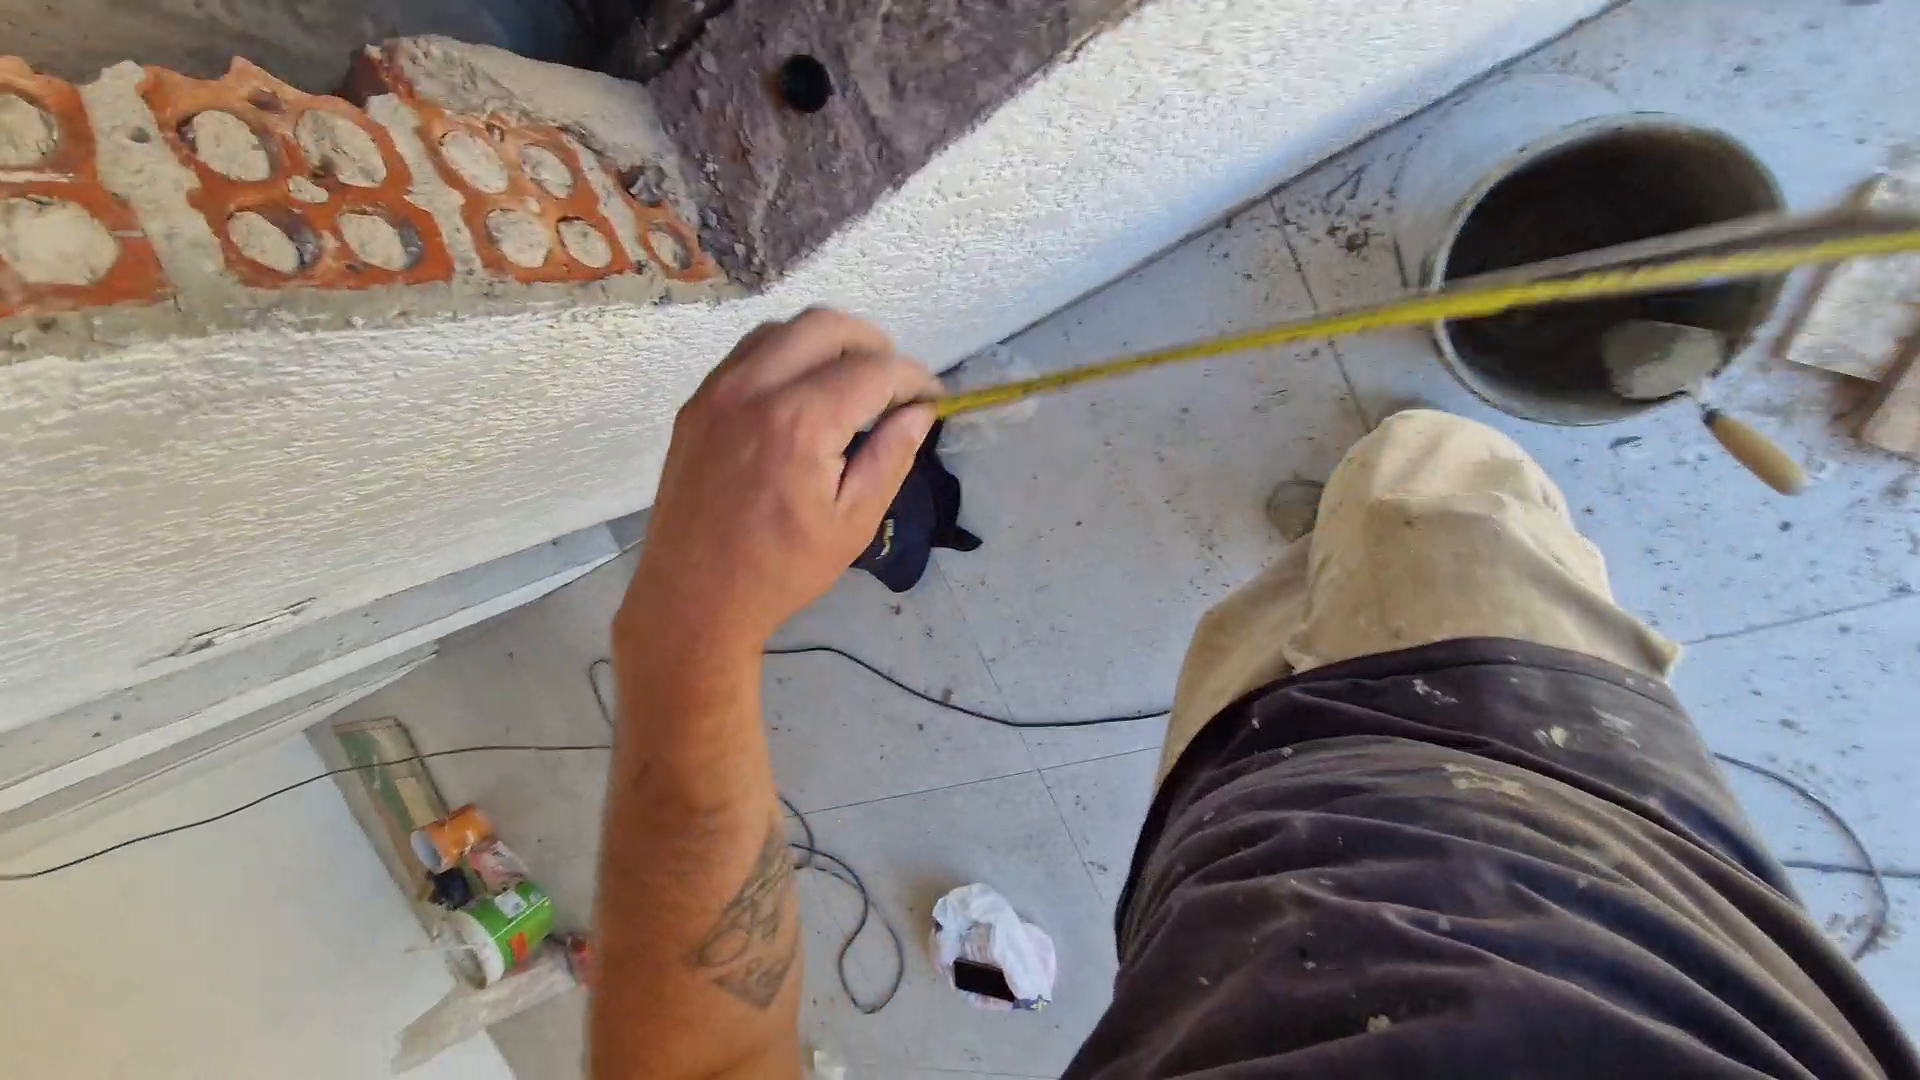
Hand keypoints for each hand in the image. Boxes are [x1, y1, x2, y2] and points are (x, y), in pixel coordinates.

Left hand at [619, 309, 940, 659]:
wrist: (693, 597)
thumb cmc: (782, 570)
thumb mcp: (854, 522)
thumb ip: (891, 456)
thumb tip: (920, 412)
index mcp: (800, 423)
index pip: (873, 370)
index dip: (914, 378)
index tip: (933, 397)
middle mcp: (754, 389)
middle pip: (826, 326)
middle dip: (873, 344)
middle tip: (895, 383)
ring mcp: (717, 391)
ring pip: (782, 329)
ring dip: (827, 342)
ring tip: (851, 382)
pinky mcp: (697, 404)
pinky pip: (748, 353)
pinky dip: (786, 354)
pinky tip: (803, 393)